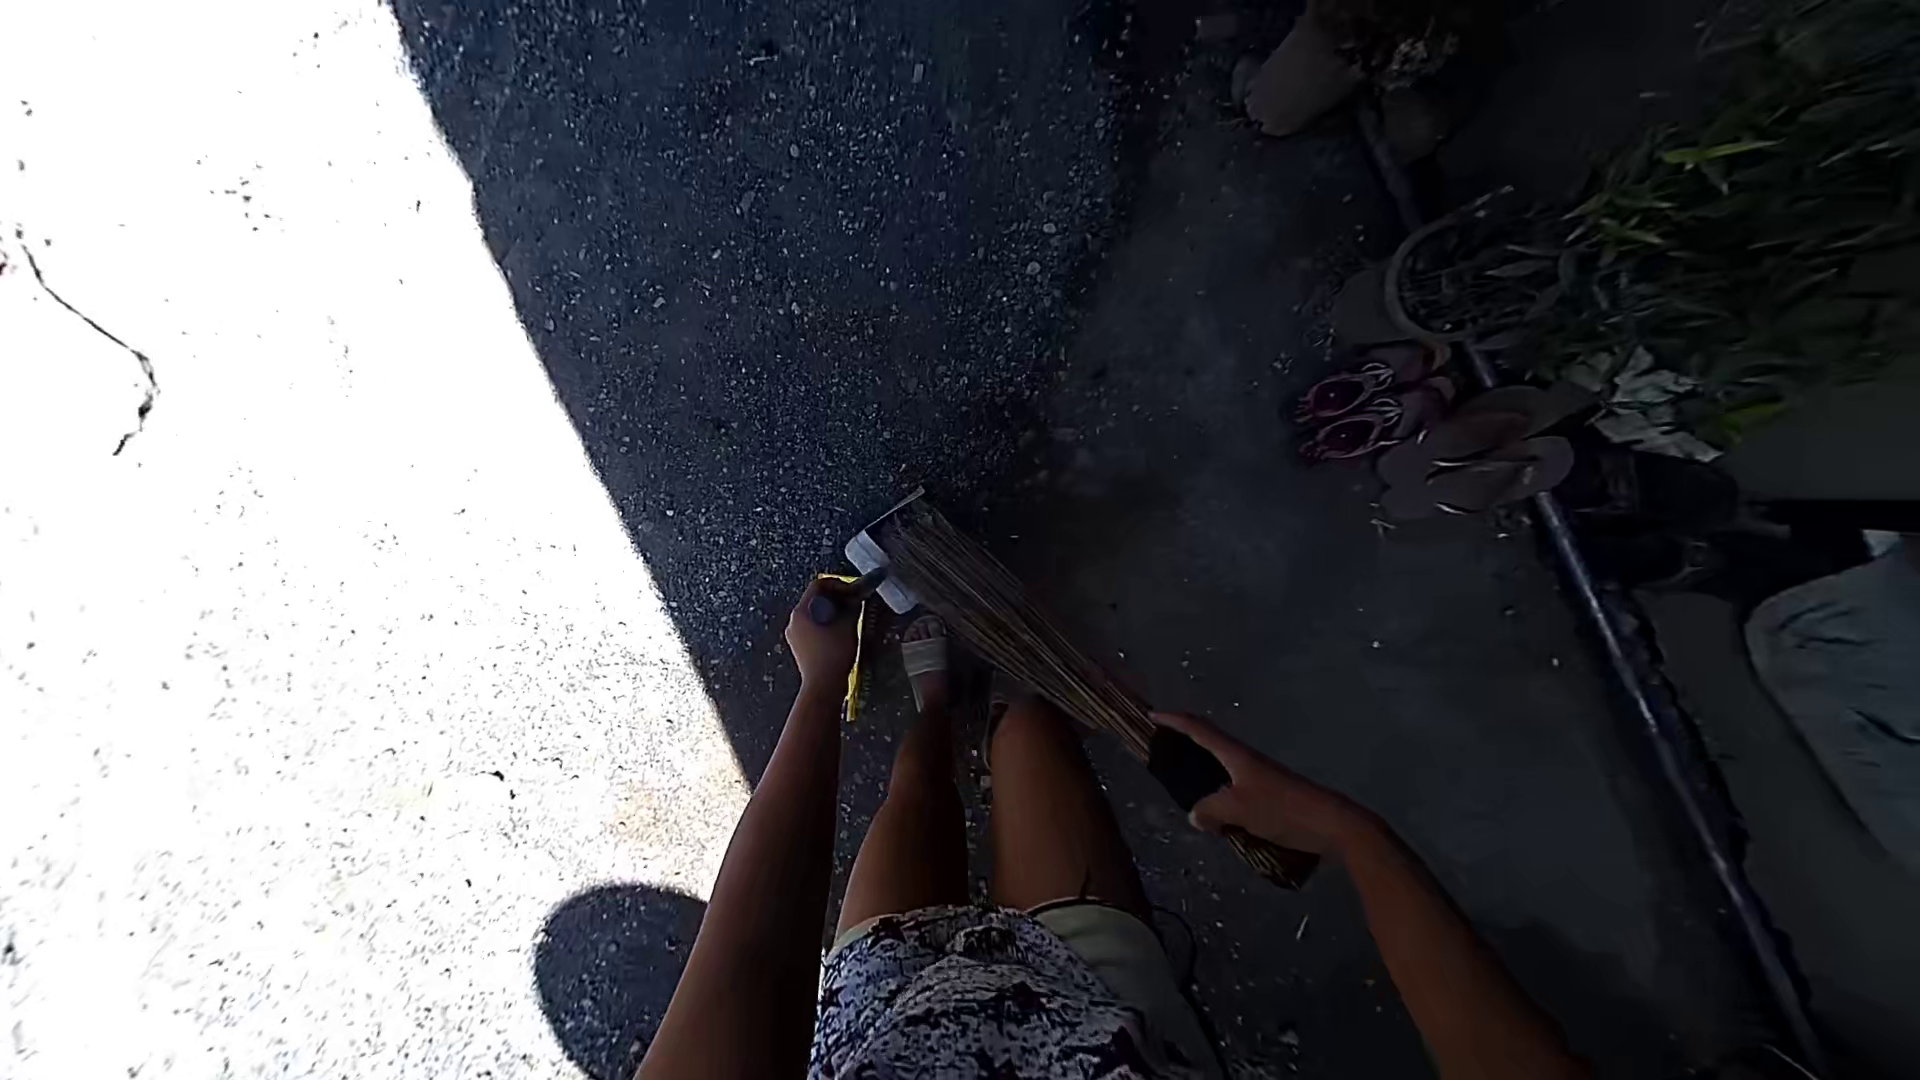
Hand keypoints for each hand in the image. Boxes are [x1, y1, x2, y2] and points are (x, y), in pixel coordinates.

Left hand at [785, 578, 858, 689]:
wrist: (823, 685)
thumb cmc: (834, 655)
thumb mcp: (849, 625)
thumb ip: (852, 606)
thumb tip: (856, 597)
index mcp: (802, 611)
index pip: (819, 584)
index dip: (838, 584)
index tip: (852, 591)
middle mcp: (794, 620)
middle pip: (815, 598)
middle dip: (836, 598)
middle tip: (853, 603)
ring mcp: (794, 633)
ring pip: (814, 612)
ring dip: (832, 611)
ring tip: (849, 619)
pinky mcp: (799, 645)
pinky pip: (812, 626)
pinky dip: (826, 624)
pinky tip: (839, 633)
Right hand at [1153, 711, 1380, 855]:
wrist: (1334, 824)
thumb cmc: (1283, 808)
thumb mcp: (1239, 809)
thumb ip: (1210, 810)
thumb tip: (1195, 816)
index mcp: (1235, 754)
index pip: (1198, 728)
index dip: (1174, 720)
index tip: (1152, 715)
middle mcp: (1246, 758)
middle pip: (1210, 740)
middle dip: (1186, 738)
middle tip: (1164, 745)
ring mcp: (1260, 774)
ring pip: (1223, 764)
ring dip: (1203, 767)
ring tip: (1187, 781)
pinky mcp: (1271, 792)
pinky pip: (1235, 784)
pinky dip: (1220, 789)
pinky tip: (1218, 810)